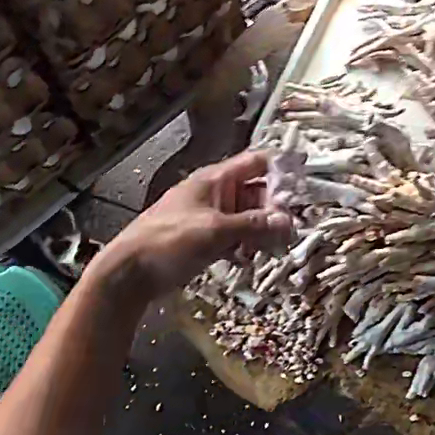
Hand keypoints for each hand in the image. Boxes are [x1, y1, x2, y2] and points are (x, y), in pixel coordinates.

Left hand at [89, 151, 293, 305]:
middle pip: (255, 192)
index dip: (282, 171)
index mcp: (214, 180)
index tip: (305, 188)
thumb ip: (253, 225)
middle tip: (294, 231)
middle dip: (275, 209)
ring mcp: (207, 218)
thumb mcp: (215, 230)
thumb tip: (288, 221)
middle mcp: (213, 194)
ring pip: (245, 218)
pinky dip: (243, 246)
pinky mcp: (201, 240)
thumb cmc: (169, 242)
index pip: (257, 163)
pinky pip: (232, 237)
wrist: (129, 271)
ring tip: (274, 249)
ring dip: (261, 231)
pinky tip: (249, 260)